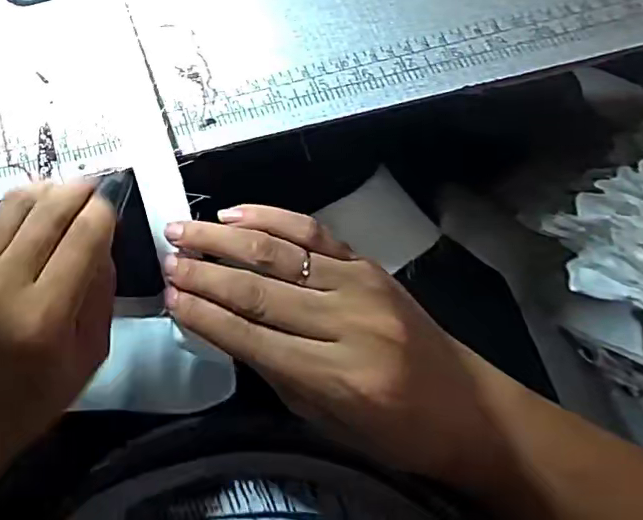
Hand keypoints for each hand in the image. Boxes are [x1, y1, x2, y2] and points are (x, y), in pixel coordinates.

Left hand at [0, 180, 116, 483]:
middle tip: (93, 187)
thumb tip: (102, 235)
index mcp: (42, 319)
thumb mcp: (87, 357)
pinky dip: (18, 211)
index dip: (102, 212)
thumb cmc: (31, 398)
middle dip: (77, 191)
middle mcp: (2, 285)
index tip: (112, 204)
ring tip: (65, 196)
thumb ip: (100, 292)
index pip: (81, 239)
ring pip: (15, 203)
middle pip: (47, 210)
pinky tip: (32, 220)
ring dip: (46, 191)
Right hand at [162, 206, 506, 485]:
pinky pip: (309, 230)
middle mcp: (353, 327)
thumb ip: (269, 367)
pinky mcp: (367, 263)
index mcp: (344, 380)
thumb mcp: (327, 419)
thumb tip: (209, 318)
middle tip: (166, 262)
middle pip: (258, 291)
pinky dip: (265, 216)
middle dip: (203, 274)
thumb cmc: (396, 429)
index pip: (254, 339)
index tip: (168, 298)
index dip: (205, 316)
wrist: (475, 412)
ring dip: (219, 239)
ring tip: (180, 231)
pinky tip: (230, 213)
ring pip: (275, 252)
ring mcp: (362, 287)